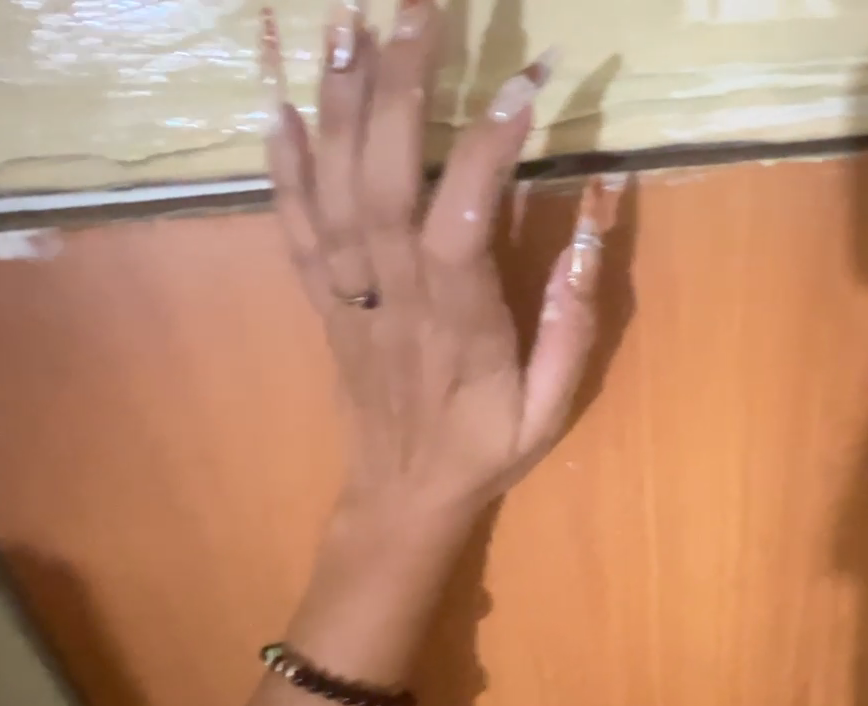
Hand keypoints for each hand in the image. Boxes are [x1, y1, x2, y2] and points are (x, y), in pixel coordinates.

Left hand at [262, 3, 618, 526]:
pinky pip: (291, 227)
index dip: (486, 147)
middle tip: (421, 7)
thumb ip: (571, 330)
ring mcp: (348, 296)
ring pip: (331, 188)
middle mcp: (394, 298)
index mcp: (459, 326)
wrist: (402, 494)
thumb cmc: (483, 451)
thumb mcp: (550, 410)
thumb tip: (589, 239)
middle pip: (382, 178)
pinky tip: (278, 105)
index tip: (525, 83)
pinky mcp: (323, 300)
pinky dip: (280, 166)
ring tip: (348, 20)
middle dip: (399, 83)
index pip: (461, 220)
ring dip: (337, 99)